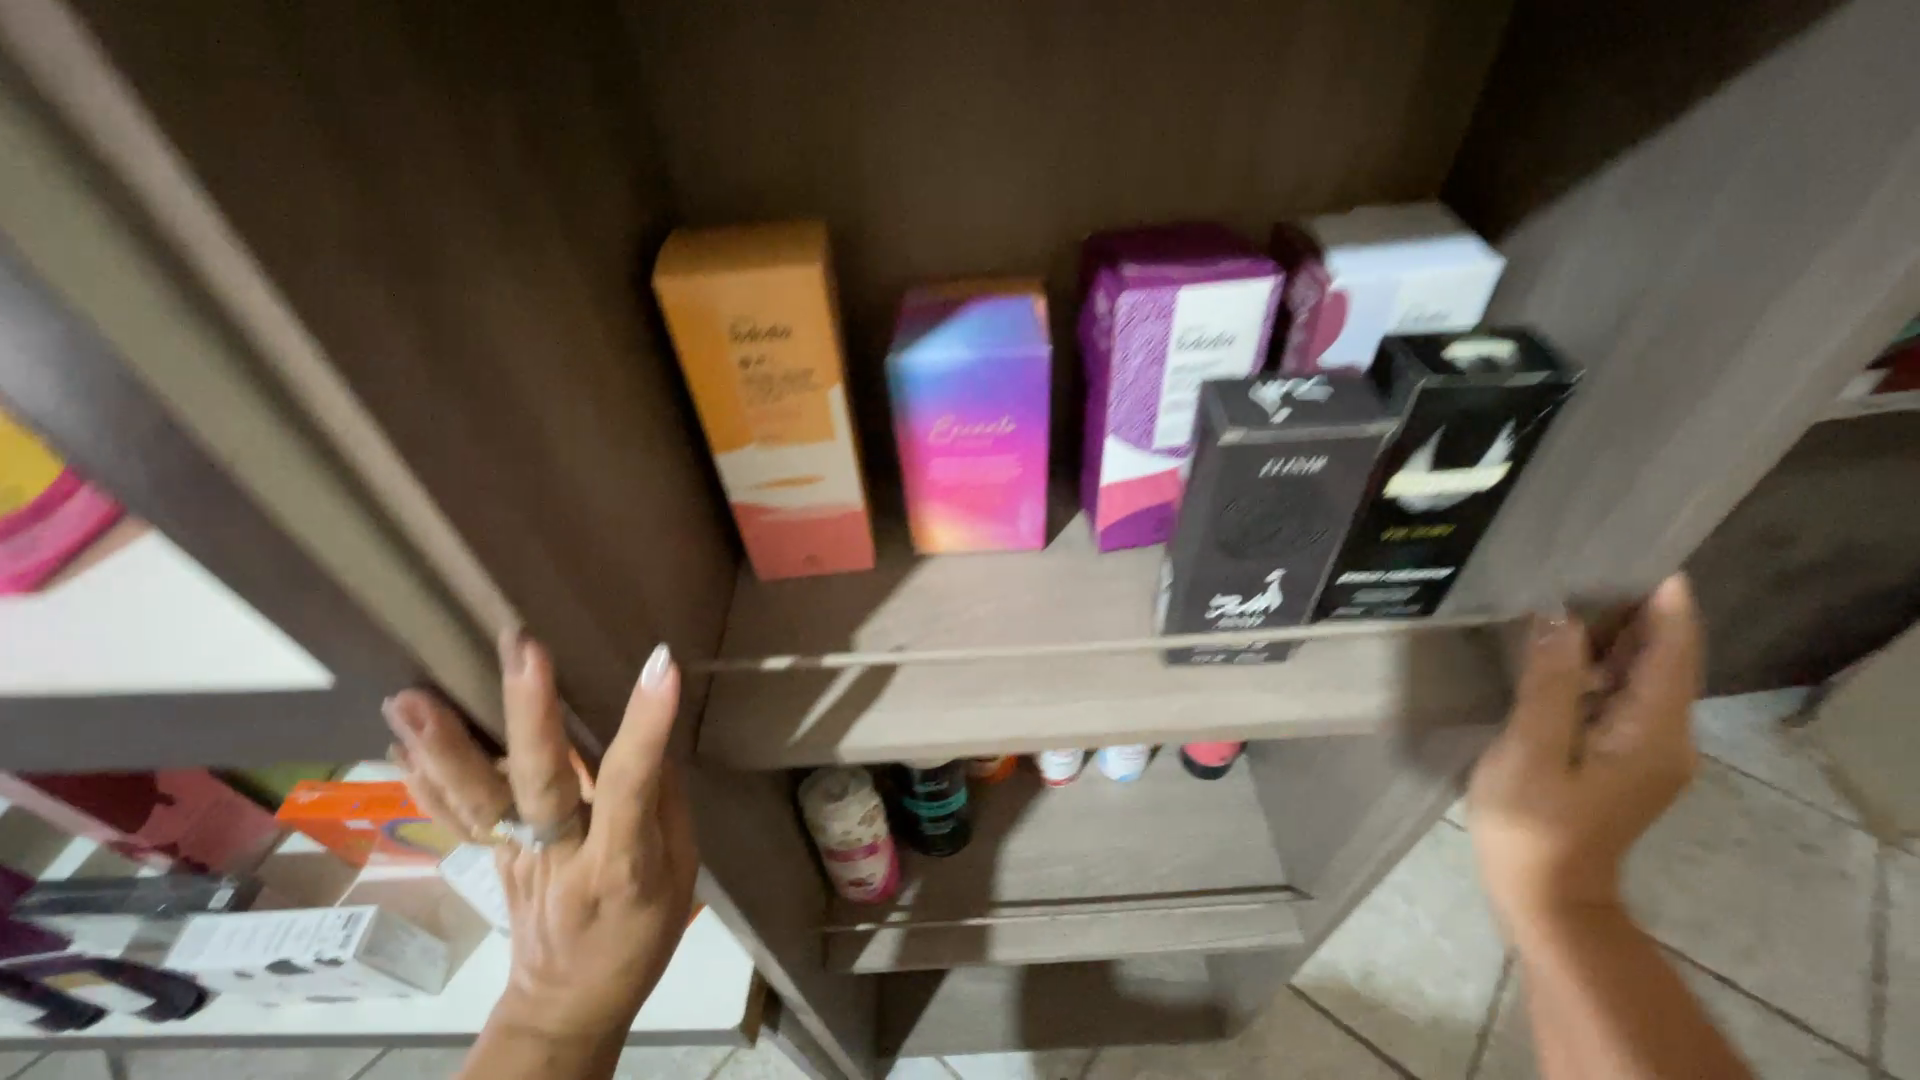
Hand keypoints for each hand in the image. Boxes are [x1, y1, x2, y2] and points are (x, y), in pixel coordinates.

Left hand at [383, 635, 697, 1041]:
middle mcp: (559, 858)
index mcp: (621, 864)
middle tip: (521, 647)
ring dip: (444, 747)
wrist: (569, 1004)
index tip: (660, 664)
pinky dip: (424, 778)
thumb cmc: (641, 938)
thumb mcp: (681, 876)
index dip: (646, 725)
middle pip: (538, 784)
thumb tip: (645, 738)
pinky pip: (453, 820)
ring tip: (409, 697)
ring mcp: (513, 860)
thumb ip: (661, 808)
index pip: (632, 786)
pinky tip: (397, 739)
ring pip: (476, 802)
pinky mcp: (487, 861)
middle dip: (531, 712)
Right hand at [1468, 574, 1703, 936]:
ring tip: (1571, 596)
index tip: (1645, 556)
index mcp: (1653, 732)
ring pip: (1642, 680)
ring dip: (1616, 640)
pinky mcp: (1624, 762)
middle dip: (1636, 614)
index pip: (1673, 652)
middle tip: (1589, 566)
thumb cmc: (1532, 821)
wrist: (1544, 891)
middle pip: (1663, 662)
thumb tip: (1559, 619)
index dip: (1666, 604)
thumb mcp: (1532, 748)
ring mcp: (1648, 753)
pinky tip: (1563, 654)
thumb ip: (1548, 683)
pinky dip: (1602, 669)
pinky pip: (1623, 700)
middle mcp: (1667, 738)